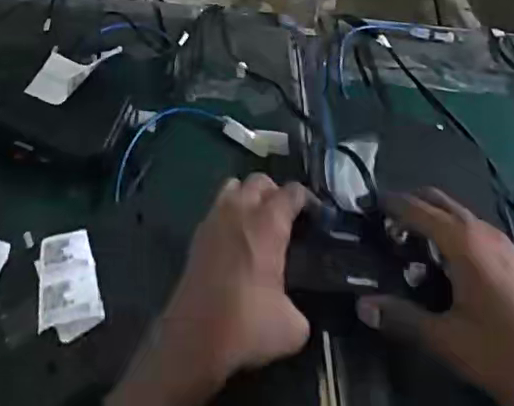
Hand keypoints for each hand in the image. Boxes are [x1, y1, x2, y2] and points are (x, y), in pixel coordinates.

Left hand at [108, 174, 313, 405]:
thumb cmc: (248, 324)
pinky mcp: (198, 232)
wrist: (196, 332)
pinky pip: (218, 206)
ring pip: (233, 186)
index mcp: (266, 225)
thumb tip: (293, 301)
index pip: (290, 192)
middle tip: (289, 217)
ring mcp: (214, 218)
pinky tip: (240, 238)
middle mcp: (238, 211)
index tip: (317, 214)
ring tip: (262, 222)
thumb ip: (300, 302)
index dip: (307, 198)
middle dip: (276, 192)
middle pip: (259, 181)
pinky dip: (232, 211)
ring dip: (249, 196)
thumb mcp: (294, 324)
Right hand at [357, 189, 513, 405]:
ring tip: (406, 248)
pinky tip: (442, 269)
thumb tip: (361, 305)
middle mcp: (482, 232)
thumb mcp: (449, 341)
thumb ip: (402, 317)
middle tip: (381, 226)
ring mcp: (504, 246)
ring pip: (455, 215)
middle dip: (406, 205)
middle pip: (435, 199)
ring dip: (429, 220)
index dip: (383, 204)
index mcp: (462, 241)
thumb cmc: (510, 357)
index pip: (411, 206)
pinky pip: (472, 232)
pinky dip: (449, 235)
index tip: (359, 208)